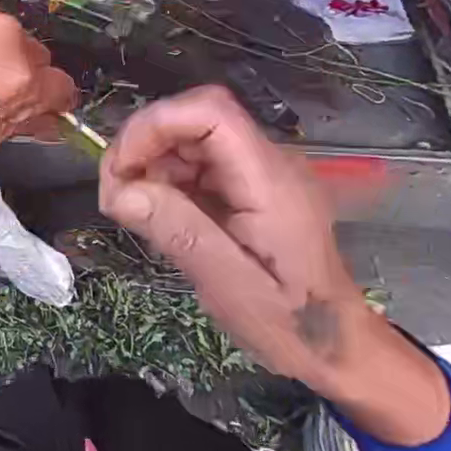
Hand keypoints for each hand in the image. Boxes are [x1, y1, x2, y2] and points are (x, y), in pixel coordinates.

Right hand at [98, 86, 450, 445]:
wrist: (335, 339)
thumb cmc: (289, 320)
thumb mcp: (228, 284)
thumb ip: (178, 231)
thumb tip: (120, 191)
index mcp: (269, 178)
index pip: (211, 111)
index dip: (156, 124)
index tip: (122, 168)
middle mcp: (268, 160)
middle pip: (197, 118)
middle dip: (145, 145)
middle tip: (115, 193)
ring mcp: (260, 169)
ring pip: (193, 137)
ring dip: (153, 163)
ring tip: (131, 207)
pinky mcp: (250, 184)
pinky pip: (202, 163)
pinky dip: (170, 179)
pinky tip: (158, 212)